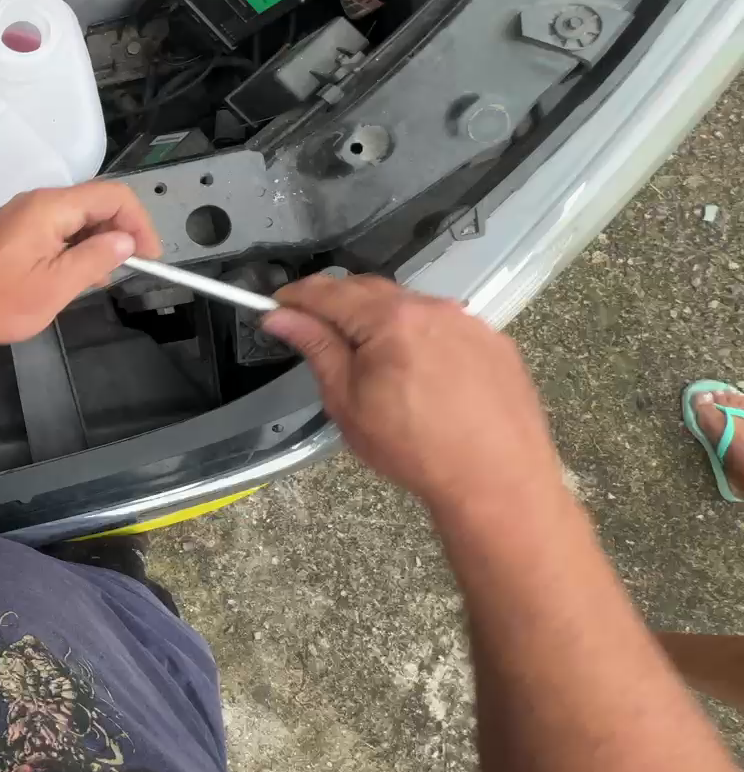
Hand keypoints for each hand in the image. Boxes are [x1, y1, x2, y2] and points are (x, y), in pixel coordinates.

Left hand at [0, 182, 160, 347]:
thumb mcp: (55, 286)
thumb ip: (95, 260)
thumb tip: (125, 241)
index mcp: (48, 208)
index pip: (113, 197)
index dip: (139, 224)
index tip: (148, 257)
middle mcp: (34, 202)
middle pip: (94, 204)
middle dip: (117, 234)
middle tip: (122, 272)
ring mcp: (19, 216)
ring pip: (74, 219)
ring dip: (93, 245)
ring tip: (94, 280)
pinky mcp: (10, 232)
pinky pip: (53, 230)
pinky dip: (70, 248)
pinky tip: (69, 277)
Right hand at [262, 274, 564, 509]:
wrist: (499, 484)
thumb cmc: (412, 447)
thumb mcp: (344, 399)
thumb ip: (315, 346)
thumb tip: (279, 316)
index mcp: (391, 321)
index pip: (328, 291)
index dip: (293, 296)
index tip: (274, 306)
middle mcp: (433, 309)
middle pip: (366, 288)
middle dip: (330, 301)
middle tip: (306, 328)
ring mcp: (469, 323)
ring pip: (402, 302)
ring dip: (370, 314)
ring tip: (356, 349)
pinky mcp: (493, 341)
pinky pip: (437, 320)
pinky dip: (409, 329)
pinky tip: (404, 363)